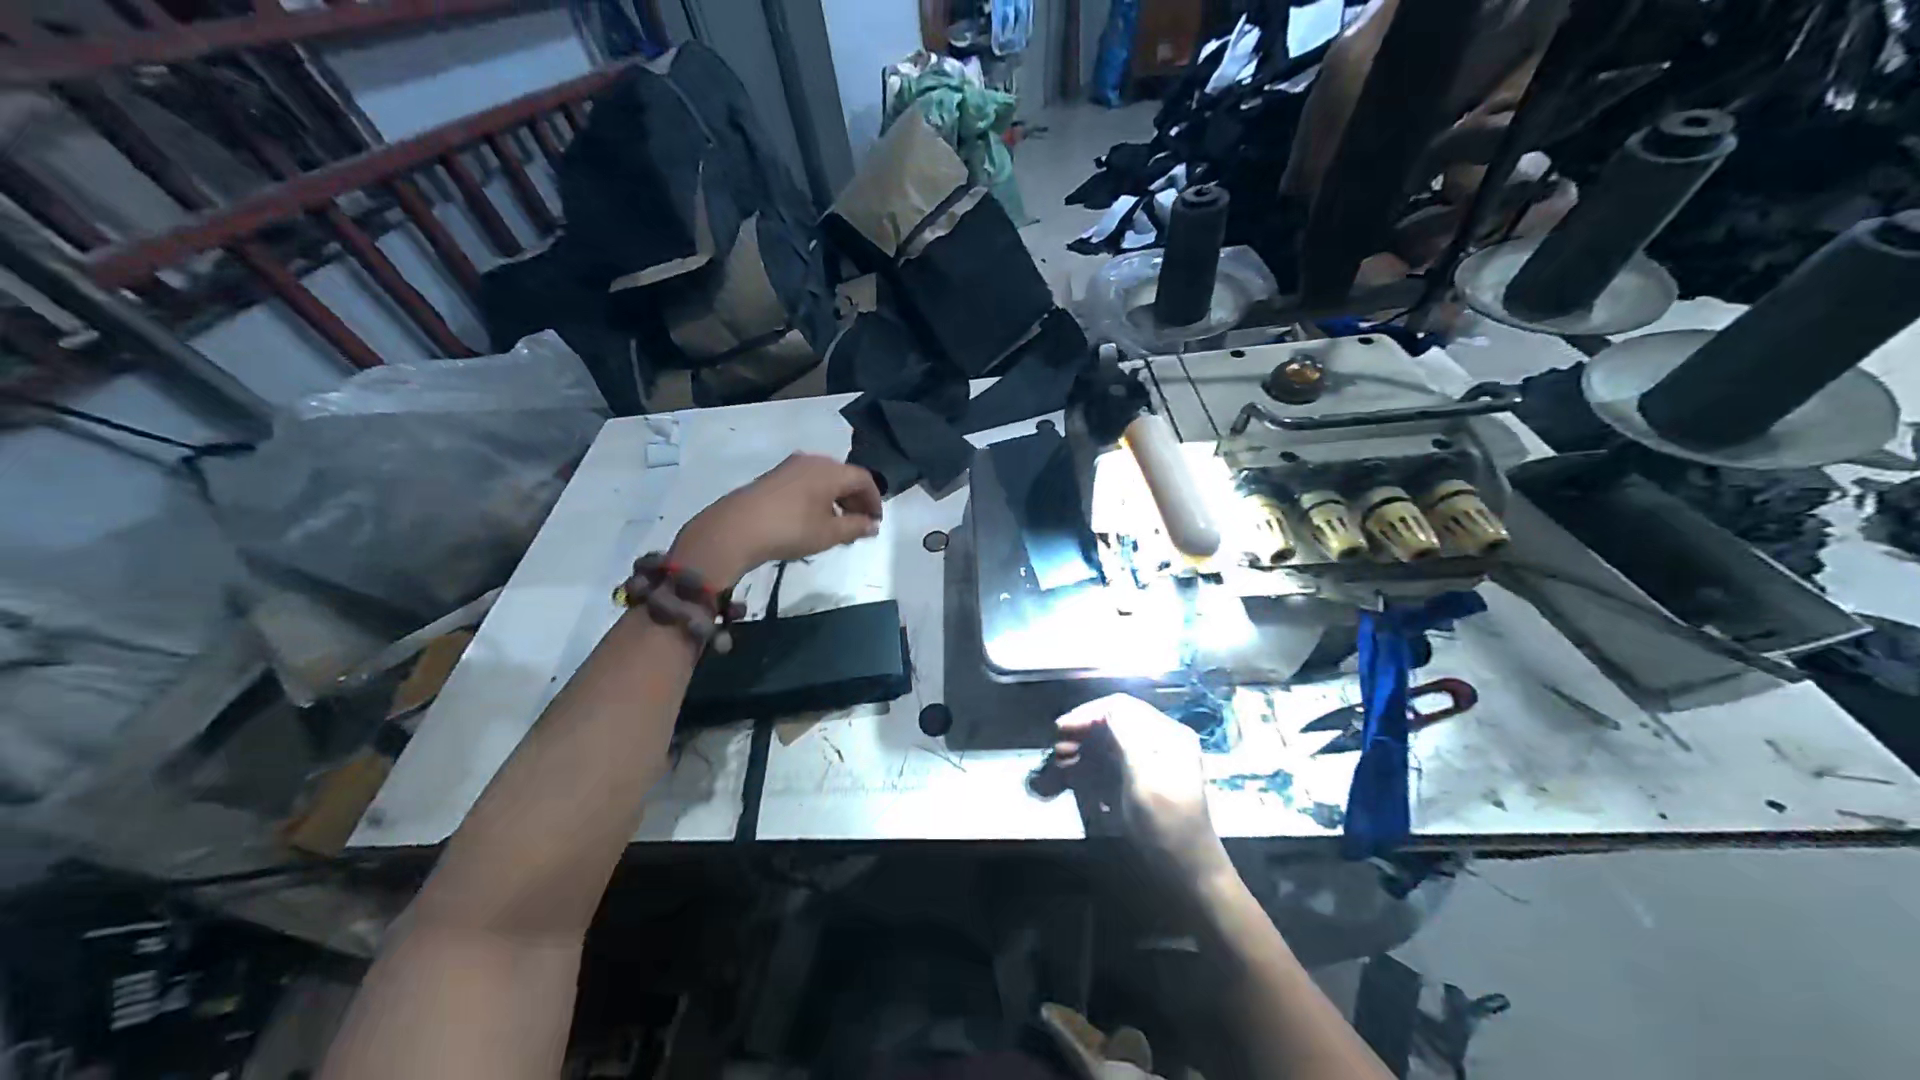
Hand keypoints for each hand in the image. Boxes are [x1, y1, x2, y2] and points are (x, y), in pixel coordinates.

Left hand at [670, 454, 882, 586]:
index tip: (875, 522)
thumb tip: (873, 525)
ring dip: (836, 500)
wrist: (735, 529)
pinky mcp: (773, 477)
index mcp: (830, 470)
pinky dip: (818, 498)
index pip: (864, 478)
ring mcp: (789, 467)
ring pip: (824, 479)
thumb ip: (856, 527)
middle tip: (859, 526)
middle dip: (855, 500)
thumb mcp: (829, 533)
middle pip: (844, 476)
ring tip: (836, 526)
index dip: (874, 500)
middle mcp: (812, 461)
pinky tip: (813, 519)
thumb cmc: (790, 529)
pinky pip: (806, 482)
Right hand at [1050, 694, 1230, 885]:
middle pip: (1115, 722)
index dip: (1089, 712)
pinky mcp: (1144, 781)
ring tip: (1062, 762)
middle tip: (1058, 749)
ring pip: (1111, 742)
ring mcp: (1154, 761)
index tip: (1062, 728)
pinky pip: (1114, 762)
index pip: (1122, 707)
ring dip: (1085, 749)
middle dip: (1084, 732)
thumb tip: (1109, 707)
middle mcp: (1162, 741)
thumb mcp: (1146, 779)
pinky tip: (1077, 777)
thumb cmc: (1167, 826)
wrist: (1187, 873)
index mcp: (1168, 735)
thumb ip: (1128, 739)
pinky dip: (1094, 766)